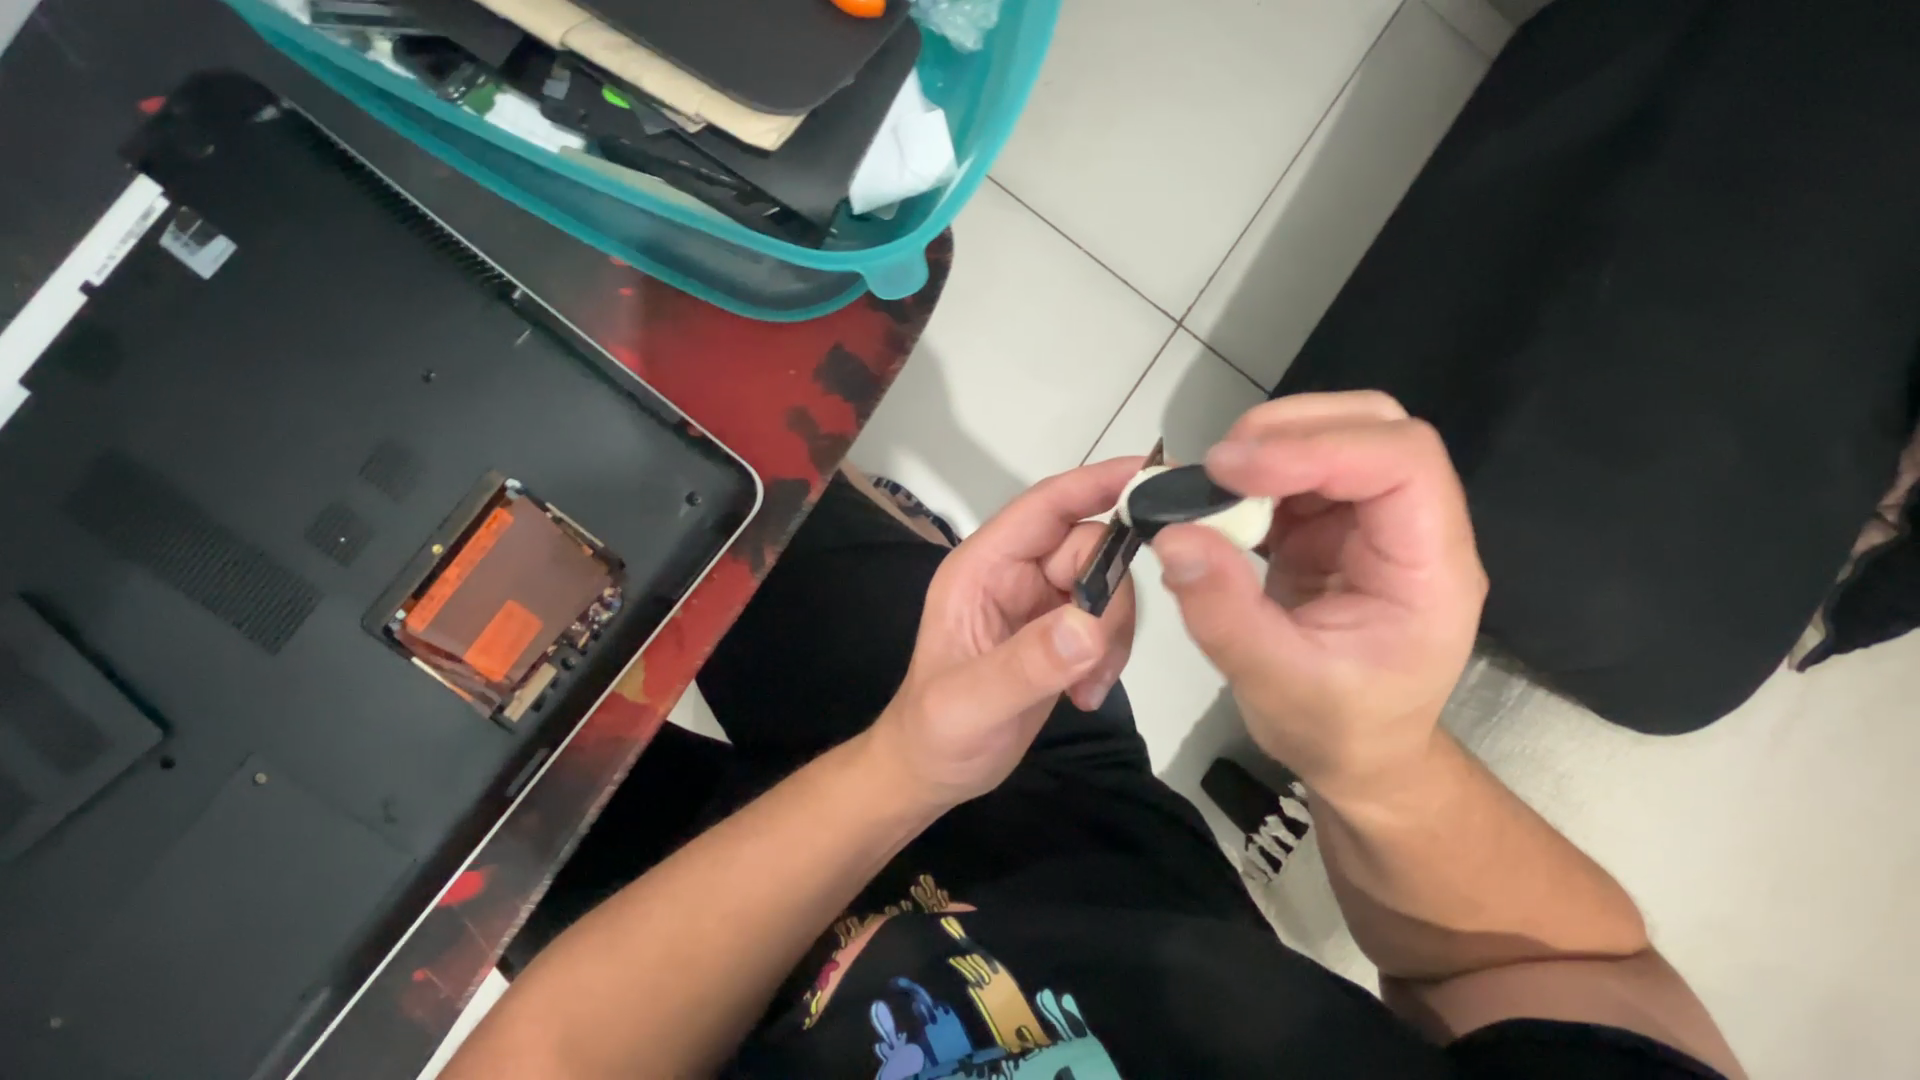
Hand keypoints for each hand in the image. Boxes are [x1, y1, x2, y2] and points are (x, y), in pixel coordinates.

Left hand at [870, 459, 1141, 807]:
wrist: (931, 771)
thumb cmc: (933, 734)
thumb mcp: (970, 703)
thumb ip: (1027, 664)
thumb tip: (1090, 625)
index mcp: (982, 568)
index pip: (1046, 507)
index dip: (1098, 483)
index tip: (1158, 475)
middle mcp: (1013, 575)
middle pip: (1089, 549)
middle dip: (1111, 598)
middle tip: (1102, 653)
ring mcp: (1039, 603)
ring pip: (1106, 586)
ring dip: (1112, 635)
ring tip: (1088, 686)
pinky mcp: (1059, 634)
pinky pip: (1106, 622)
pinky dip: (1109, 655)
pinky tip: (1085, 694)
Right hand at [1151, 392, 1486, 797]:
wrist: (1358, 753)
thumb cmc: (1335, 729)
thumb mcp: (1273, 683)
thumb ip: (1224, 612)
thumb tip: (1171, 535)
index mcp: (1431, 568)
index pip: (1402, 461)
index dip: (1317, 449)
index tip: (1231, 472)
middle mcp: (1413, 529)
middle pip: (1375, 426)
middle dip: (1291, 430)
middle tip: (1218, 467)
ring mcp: (1373, 523)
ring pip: (1335, 435)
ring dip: (1267, 446)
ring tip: (1210, 487)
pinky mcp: (1334, 526)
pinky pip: (1297, 472)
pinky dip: (1252, 477)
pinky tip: (1219, 506)